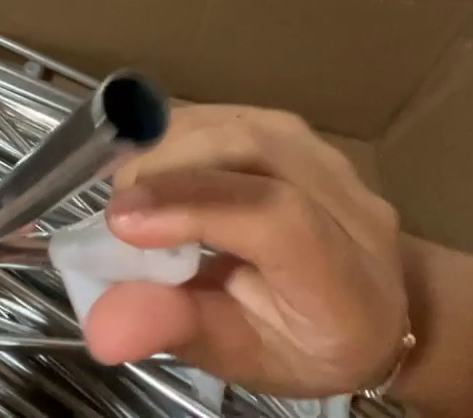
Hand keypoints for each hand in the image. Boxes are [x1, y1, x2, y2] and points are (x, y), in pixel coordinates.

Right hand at [82, 105, 406, 397]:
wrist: (371, 302)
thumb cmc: (304, 340)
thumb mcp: (244, 357)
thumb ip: (181, 329)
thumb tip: (101, 323)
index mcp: (346, 283)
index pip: (276, 217)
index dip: (191, 205)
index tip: (120, 223)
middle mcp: (348, 205)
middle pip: (250, 150)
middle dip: (166, 169)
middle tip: (118, 209)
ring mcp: (323, 155)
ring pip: (231, 123)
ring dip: (165, 145)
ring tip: (131, 189)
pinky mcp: (294, 129)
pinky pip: (223, 115)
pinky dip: (175, 133)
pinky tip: (153, 165)